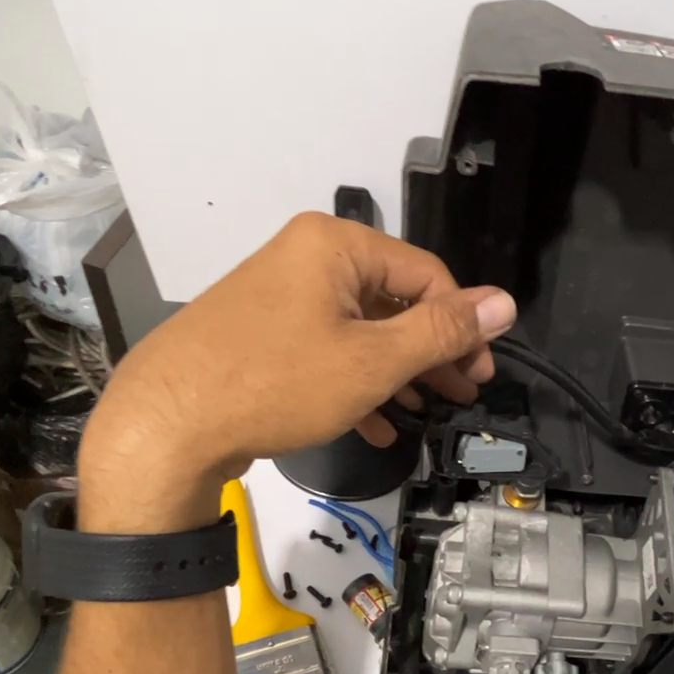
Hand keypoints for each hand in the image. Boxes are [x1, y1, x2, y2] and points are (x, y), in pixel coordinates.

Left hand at [75, 212, 516, 531]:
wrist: (168, 426)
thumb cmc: (278, 384)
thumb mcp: (374, 361)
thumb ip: (444, 332)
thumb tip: (506, 304)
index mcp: (337, 246)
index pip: (428, 276)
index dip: (463, 327)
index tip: (480, 374)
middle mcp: (309, 258)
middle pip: (397, 302)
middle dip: (434, 353)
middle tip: (463, 394)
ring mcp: (283, 297)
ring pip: (364, 331)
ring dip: (402, 373)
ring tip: (429, 411)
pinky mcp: (265, 334)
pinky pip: (329, 351)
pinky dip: (360, 384)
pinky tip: (380, 424)